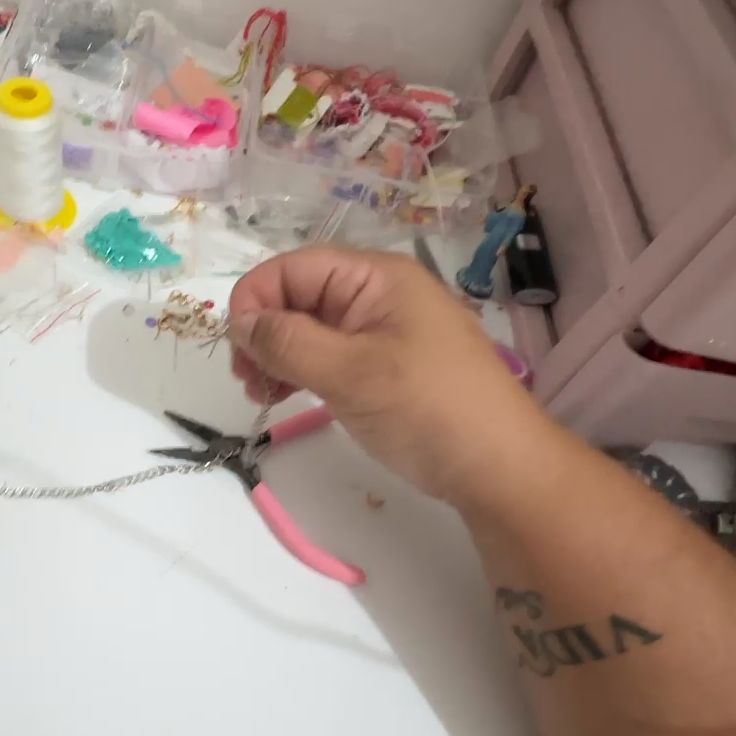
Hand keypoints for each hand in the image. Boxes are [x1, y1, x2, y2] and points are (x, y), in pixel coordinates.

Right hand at [228, 247, 535, 501]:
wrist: (497, 467)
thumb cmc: (427, 409)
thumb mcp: (352, 373)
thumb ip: (289, 342)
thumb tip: (240, 322)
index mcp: (375, 277)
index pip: (293, 268)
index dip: (255, 301)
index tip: (238, 352)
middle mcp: (375, 295)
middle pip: (297, 296)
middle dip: (263, 332)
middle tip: (248, 382)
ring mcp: (379, 332)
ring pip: (307, 328)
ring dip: (276, 355)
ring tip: (263, 395)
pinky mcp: (380, 366)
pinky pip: (326, 355)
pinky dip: (299, 371)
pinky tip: (285, 396)